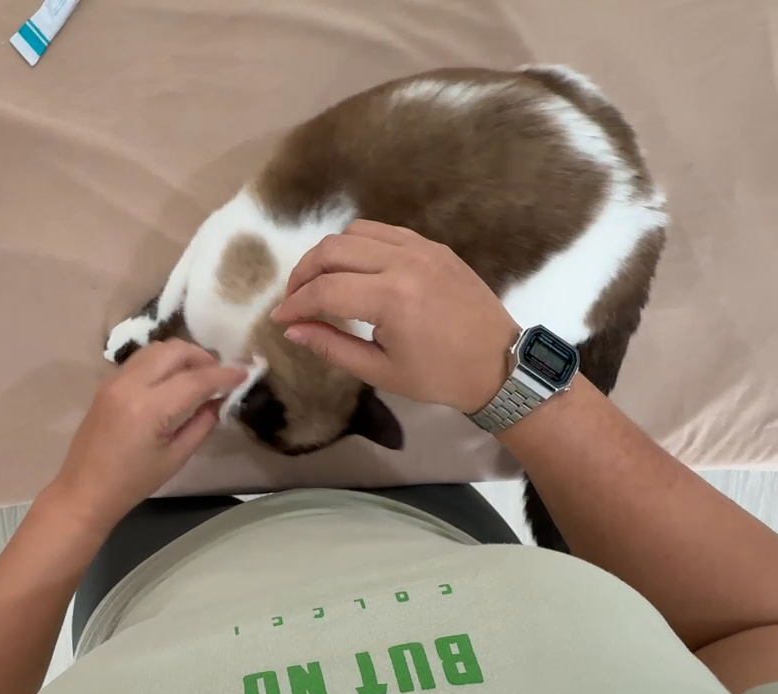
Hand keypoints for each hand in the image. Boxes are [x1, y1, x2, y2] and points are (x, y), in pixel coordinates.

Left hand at [43, 341, 247, 532]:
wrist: (85, 489)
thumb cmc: (133, 482)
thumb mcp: (176, 458)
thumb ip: (201, 424)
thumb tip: (219, 401)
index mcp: (149, 408)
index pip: (195, 379)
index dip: (224, 374)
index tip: (245, 372)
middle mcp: (130, 385)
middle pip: (174, 350)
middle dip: (203, 357)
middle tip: (219, 374)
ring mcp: (114, 380)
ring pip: (156, 349)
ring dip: (182, 355)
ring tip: (198, 375)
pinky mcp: (107, 384)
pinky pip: (141, 359)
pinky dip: (162, 361)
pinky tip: (173, 380)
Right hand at [271, 220, 521, 413]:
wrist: (498, 364)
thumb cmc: (438, 377)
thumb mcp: (379, 371)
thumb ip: (332, 346)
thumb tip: (292, 330)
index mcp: (392, 299)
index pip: (324, 291)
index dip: (294, 305)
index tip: (279, 320)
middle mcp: (404, 263)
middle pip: (333, 249)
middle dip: (303, 273)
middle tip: (294, 300)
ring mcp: (421, 248)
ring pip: (355, 232)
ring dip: (329, 255)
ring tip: (320, 283)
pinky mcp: (433, 246)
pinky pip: (383, 232)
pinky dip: (358, 246)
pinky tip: (353, 272)